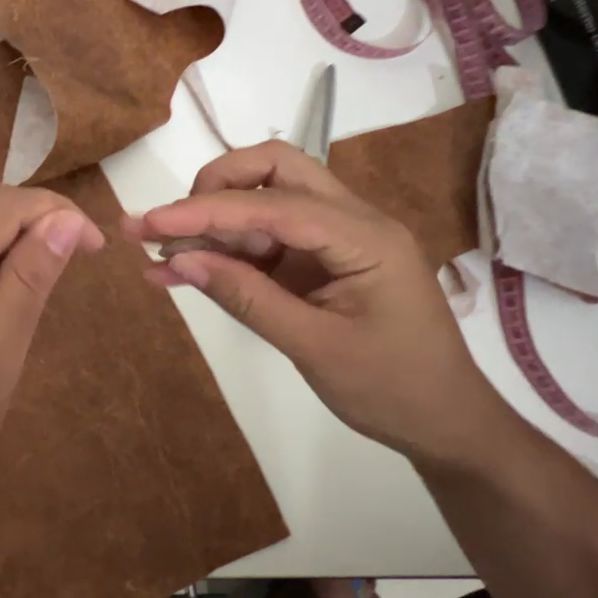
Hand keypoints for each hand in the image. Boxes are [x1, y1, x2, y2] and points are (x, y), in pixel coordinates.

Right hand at [125, 141, 520, 468]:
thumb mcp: (315, 348)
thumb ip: (247, 298)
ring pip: (263, 202)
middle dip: (216, 187)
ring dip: (212, 223)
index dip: (206, 210)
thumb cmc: (394, 390)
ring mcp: (335, 240)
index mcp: (364, 237)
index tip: (150, 223)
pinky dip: (224, 253)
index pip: (273, 204)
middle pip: (274, 170)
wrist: (447, 426)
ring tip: (156, 252)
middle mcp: (351, 222)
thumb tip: (181, 261)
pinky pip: (264, 242)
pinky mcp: (319, 262)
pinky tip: (179, 272)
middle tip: (169, 223)